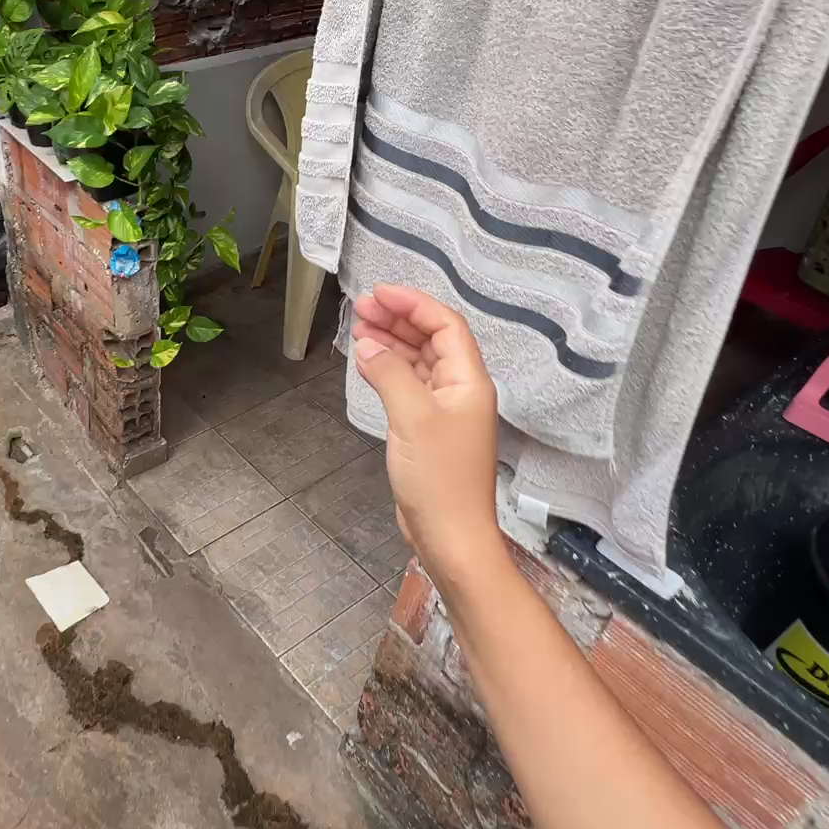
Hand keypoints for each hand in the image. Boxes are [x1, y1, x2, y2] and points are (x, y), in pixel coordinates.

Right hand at [352, 284, 503, 580]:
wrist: (449, 534)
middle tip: (361, 308)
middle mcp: (461, 390)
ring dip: (391, 342)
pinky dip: (389, 370)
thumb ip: (391, 375)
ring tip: (359, 328)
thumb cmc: (439, 478)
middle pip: (431, 340)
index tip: (379, 293)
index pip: (445, 326)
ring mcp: (444, 410)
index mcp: (469, 381)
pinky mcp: (428, 428)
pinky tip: (369, 362)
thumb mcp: (412, 418)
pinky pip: (409, 385)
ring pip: (419, 362)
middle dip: (398, 320)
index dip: (413, 304)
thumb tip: (367, 346)